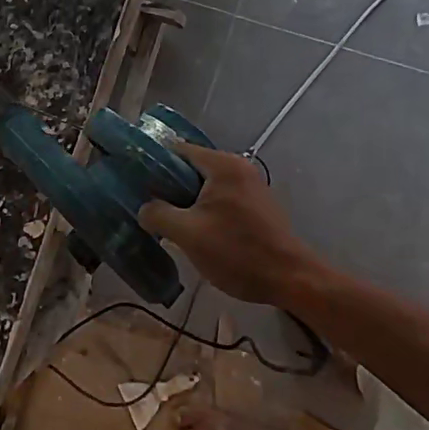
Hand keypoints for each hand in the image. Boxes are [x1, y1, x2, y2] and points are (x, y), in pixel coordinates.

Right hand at [138, 142, 322, 307]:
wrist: (292, 279)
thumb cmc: (238, 251)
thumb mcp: (188, 234)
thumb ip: (159, 215)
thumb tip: (144, 209)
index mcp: (222, 165)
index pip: (178, 150)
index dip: (154, 163)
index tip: (136, 181)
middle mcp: (238, 167)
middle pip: (193, 168)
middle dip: (170, 186)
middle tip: (150, 206)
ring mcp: (251, 186)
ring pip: (207, 186)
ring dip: (188, 201)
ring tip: (169, 222)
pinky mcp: (258, 206)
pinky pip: (222, 198)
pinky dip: (206, 209)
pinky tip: (197, 232)